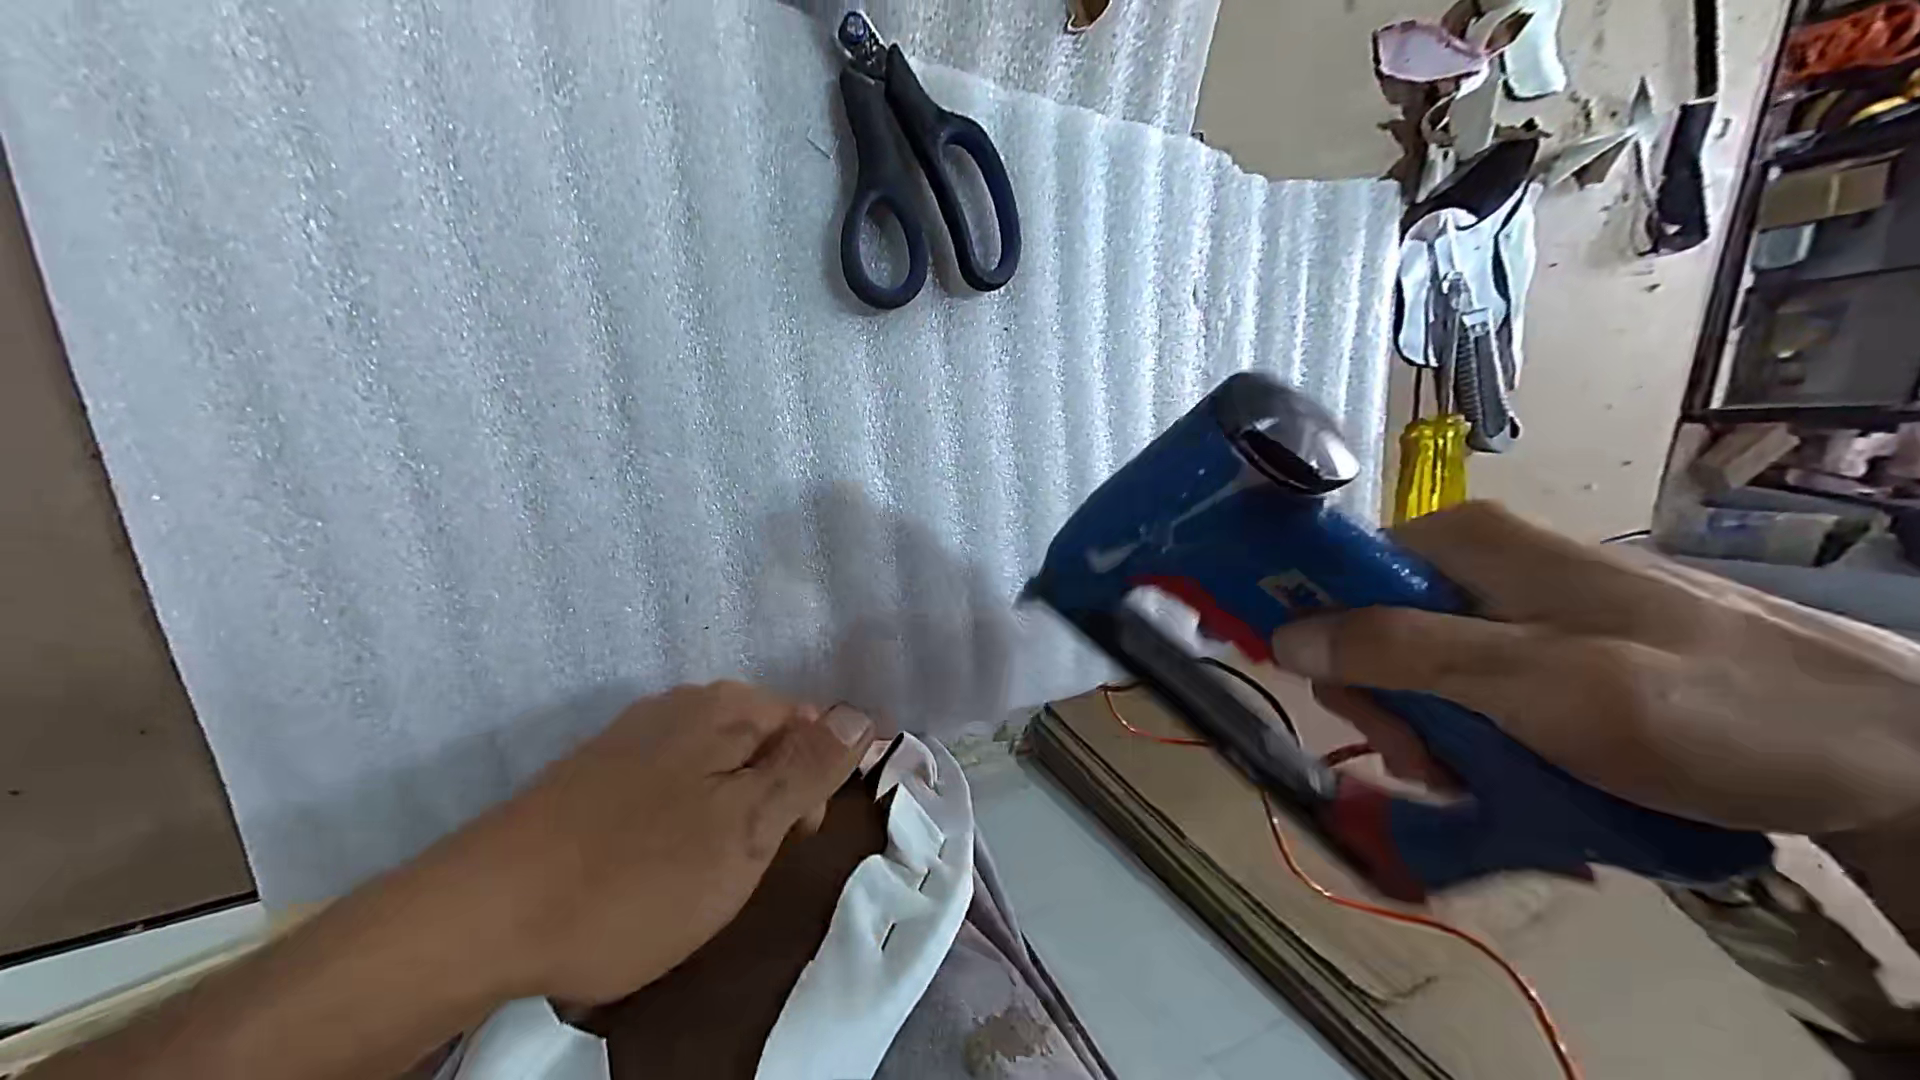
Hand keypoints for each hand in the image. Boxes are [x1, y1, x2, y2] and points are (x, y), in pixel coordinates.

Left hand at [401, 681, 874, 1005]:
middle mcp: (683, 704)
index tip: (790, 842)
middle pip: (764, 742)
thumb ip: (812, 766)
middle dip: (772, 799)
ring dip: (729, 813)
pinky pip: (673, 782)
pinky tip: (654, 861)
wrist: (482, 917)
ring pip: (719, 767)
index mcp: (728, 707)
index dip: (814, 784)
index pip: (812, 724)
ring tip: (700, 871)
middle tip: (743, 865)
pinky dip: (683, 818)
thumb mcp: (750, 826)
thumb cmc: (640, 875)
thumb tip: (864, 715)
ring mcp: (634, 734)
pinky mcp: (598, 770)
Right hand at [1265, 502, 1919, 838]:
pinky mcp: (1542, 644)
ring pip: (1411, 661)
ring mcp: (1512, 603)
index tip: (1343, 703)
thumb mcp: (1533, 679)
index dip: (1317, 631)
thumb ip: (1400, 651)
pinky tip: (1498, 768)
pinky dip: (1465, 732)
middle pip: (1369, 623)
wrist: (1892, 756)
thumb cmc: (1701, 705)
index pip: (1336, 568)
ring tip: (1468, 776)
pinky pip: (1462, 684)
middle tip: (1422, 759)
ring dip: (1422, 726)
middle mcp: (1474, 560)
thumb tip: (1282, 637)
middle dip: (1382, 697)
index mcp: (1461, 540)